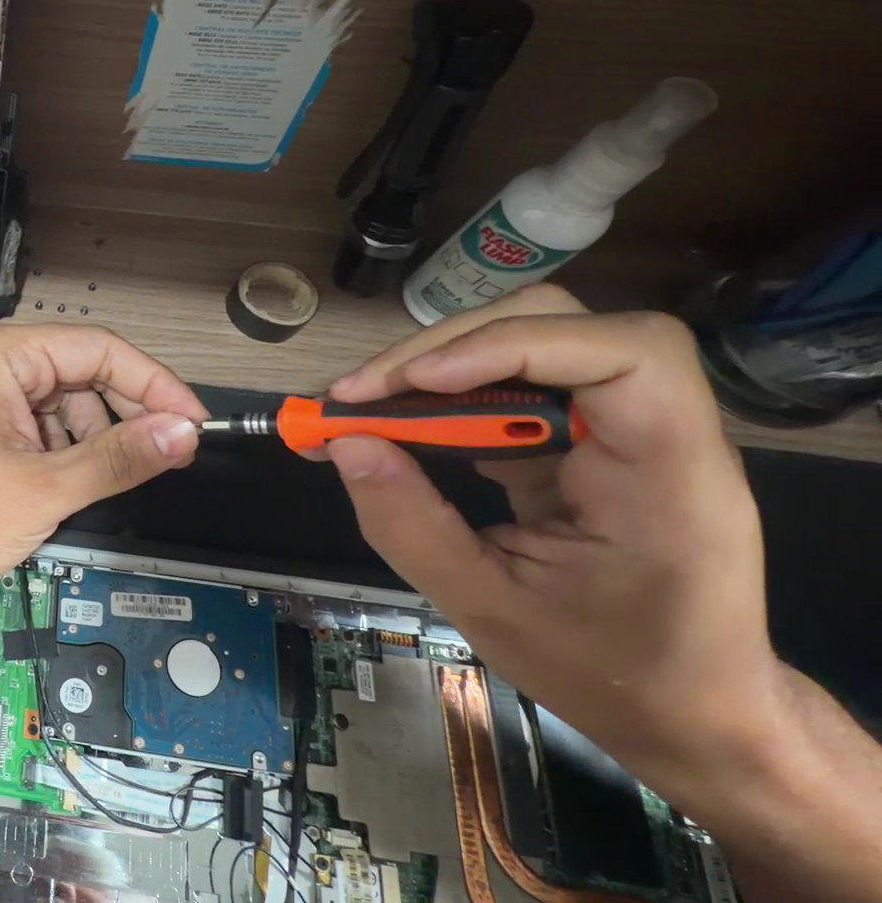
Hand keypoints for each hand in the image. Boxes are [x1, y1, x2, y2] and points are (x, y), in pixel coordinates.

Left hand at [0, 324, 205, 615]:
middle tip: (170, 453)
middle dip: (126, 413)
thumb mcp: (44, 489)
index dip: (154, 383)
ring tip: (113, 476)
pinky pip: (38, 422)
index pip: (98, 348)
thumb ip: (119, 457)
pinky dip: (65, 448)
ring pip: (63, 400)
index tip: (194, 423)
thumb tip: (184, 433)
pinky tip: (72, 480)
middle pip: (81, 371)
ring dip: (94, 435)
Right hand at [321, 284, 782, 802]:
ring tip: (358, 406)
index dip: (510, 346)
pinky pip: (507, 386)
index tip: (415, 383)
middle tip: (356, 394)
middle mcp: (656, 429)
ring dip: (433, 365)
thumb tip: (343, 444)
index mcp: (669, 474)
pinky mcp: (582, 436)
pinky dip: (440, 395)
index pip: (620, 354)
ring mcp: (619, 426)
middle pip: (560, 324)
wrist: (689, 708)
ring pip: (526, 343)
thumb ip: (410, 526)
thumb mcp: (488, 610)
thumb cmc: (607, 670)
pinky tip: (390, 422)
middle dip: (445, 348)